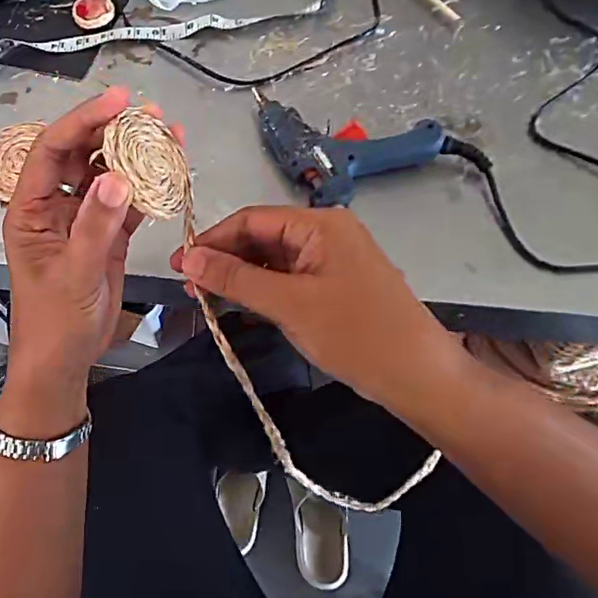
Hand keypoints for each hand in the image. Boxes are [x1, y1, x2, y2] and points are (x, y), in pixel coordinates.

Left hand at [2, 89, 163, 391]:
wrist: (65, 361)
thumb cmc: (55, 321)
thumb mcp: (74, 273)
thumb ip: (96, 225)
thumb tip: (117, 177)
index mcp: (30, 209)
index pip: (52, 151)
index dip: (82, 120)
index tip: (117, 100)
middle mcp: (54, 206)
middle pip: (81, 155)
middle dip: (112, 130)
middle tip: (149, 112)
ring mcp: (83, 219)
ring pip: (107, 174)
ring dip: (133, 154)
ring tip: (166, 132)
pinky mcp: (107, 235)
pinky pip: (127, 202)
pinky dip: (147, 187)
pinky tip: (169, 169)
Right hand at [171, 206, 464, 404]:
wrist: (419, 377)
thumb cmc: (356, 334)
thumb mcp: (290, 305)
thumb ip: (236, 279)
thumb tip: (189, 258)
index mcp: (320, 224)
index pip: (252, 220)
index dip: (213, 241)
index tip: (179, 265)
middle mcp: (326, 233)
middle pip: (262, 237)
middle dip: (224, 260)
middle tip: (189, 288)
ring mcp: (333, 259)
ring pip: (274, 260)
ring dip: (241, 277)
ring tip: (207, 300)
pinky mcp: (336, 284)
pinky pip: (290, 278)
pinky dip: (263, 291)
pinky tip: (241, 307)